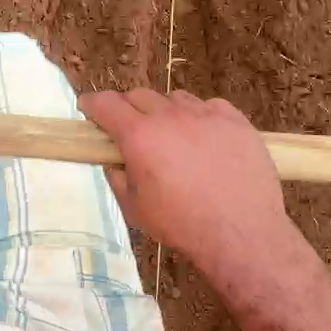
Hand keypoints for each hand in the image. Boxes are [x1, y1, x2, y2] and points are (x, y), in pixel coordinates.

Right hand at [82, 89, 297, 279]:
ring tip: (172, 136)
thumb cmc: (180, 224)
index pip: (105, 103)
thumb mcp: (132, 206)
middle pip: (138, 95)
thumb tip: (114, 160)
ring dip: (164, 112)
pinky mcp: (236, 121)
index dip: (91, 104)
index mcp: (138, 136)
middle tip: (131, 131)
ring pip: (174, 99)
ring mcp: (206, 116)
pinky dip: (199, 117)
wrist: (242, 235)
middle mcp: (169, 117)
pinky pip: (209, 106)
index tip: (88, 111)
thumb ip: (116, 176)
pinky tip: (204, 139)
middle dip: (127, 109)